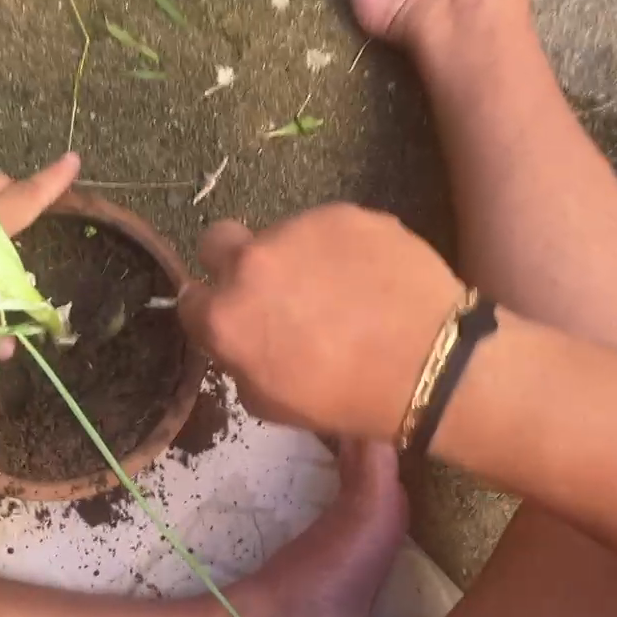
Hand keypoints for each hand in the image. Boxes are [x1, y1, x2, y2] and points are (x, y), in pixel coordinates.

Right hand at [177, 203, 466, 438]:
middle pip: (216, 241)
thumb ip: (238, 360)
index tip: (233, 319)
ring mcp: (298, 230)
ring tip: (338, 291)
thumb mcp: (268, 403)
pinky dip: (339, 249)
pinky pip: (328, 229)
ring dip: (294, 258)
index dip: (210, 310)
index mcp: (224, 316)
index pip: (189, 298)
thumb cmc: (342, 398)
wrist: (427, 365)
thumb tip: (241, 338)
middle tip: (269, 289)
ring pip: (280, 236)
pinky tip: (367, 278)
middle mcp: (250, 263)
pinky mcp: (344, 213)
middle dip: (230, 260)